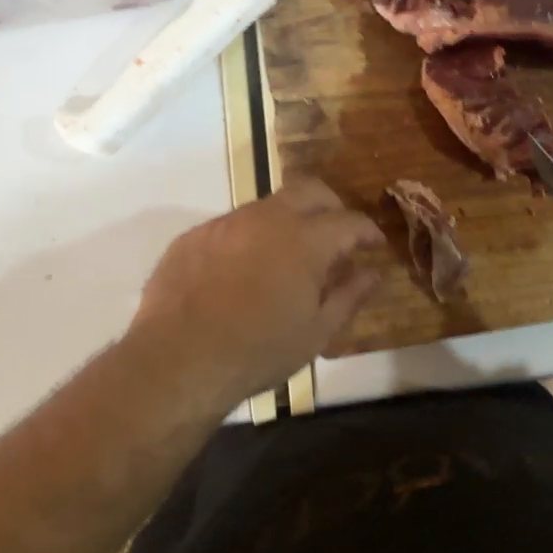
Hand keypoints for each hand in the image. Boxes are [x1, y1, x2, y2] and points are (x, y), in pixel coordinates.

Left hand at [131, 181, 385, 404]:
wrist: (178, 361)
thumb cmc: (258, 352)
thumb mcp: (316, 332)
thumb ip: (349, 296)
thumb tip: (372, 274)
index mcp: (305, 240)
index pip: (348, 221)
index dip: (367, 230)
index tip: (375, 244)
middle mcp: (267, 218)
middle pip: (309, 191)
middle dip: (331, 207)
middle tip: (337, 235)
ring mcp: (225, 224)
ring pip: (267, 206)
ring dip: (288, 221)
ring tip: (289, 257)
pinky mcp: (193, 237)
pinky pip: (231, 226)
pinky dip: (250, 238)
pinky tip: (244, 272)